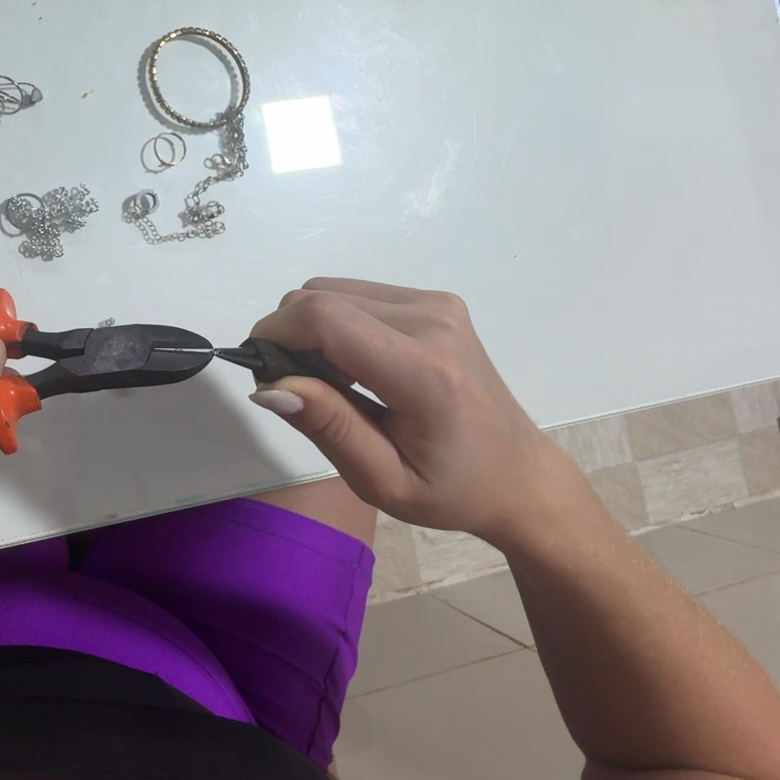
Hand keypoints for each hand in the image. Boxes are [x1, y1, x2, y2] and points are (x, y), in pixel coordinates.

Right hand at [247, 278, 583, 546]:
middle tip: (299, 391)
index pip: (325, 319)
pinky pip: (353, 294)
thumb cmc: (451, 489)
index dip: (275, 334)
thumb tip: (269, 387)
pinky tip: (353, 365)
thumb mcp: (383, 481)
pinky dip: (333, 324)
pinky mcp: (433, 300)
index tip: (260, 373)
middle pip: (320, 297)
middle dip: (288, 336)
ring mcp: (436, 304)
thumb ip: (328, 428)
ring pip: (330, 290)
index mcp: (423, 373)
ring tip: (331, 382)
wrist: (519, 474)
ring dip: (309, 330)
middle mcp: (432, 321)